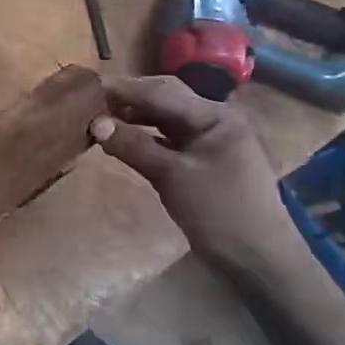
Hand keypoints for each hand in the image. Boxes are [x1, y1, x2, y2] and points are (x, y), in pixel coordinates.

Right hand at [90, 76, 301, 270]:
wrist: (257, 257)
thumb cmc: (219, 211)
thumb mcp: (171, 176)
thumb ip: (133, 146)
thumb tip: (95, 123)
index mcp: (216, 115)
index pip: (161, 92)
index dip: (123, 89)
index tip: (87, 87)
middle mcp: (216, 118)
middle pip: (165, 98)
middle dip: (129, 98)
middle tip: (91, 101)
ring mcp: (212, 139)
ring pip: (167, 118)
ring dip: (136, 117)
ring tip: (102, 118)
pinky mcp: (205, 159)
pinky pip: (170, 138)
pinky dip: (147, 136)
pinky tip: (124, 140)